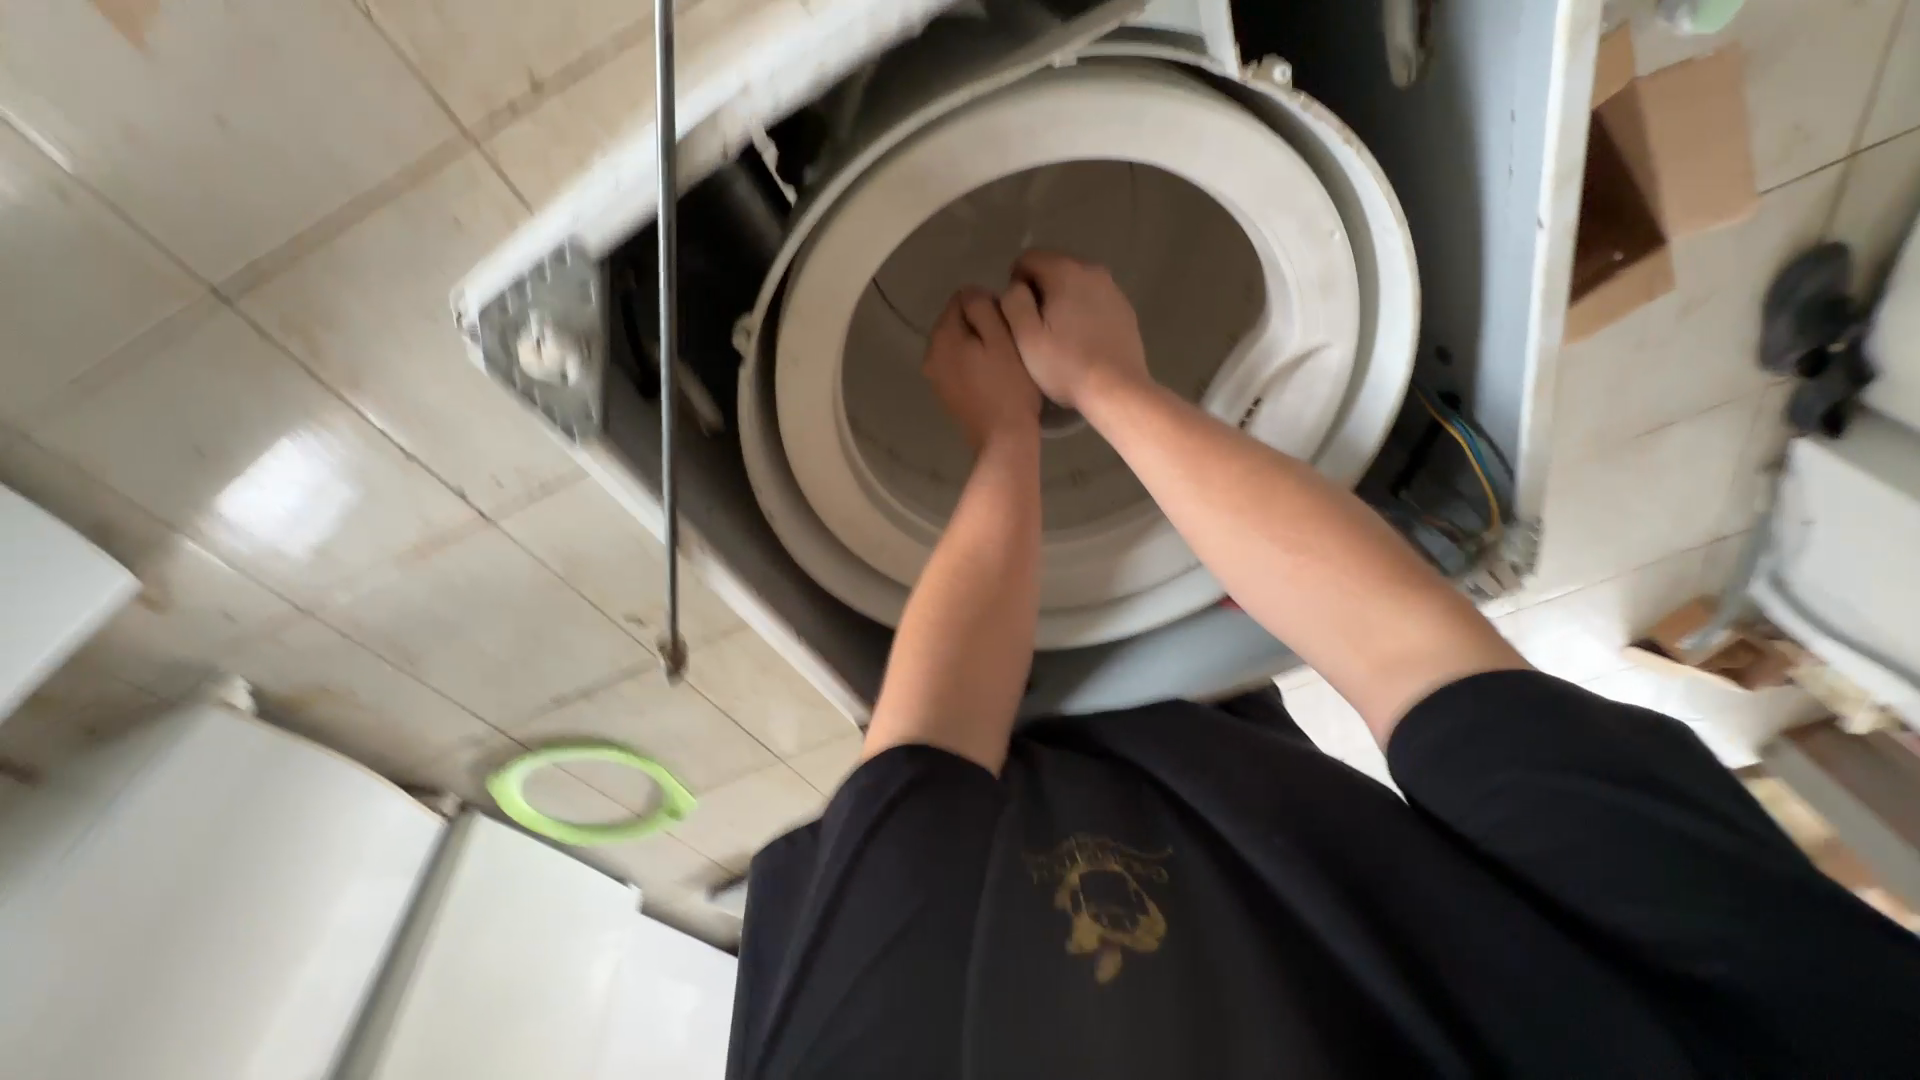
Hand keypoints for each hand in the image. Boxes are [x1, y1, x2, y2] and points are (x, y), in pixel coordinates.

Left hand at [923, 288, 1041, 449]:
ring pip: (958, 343)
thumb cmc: (1009, 385)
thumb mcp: (1002, 337)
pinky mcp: (944, 392)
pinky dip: (972, 363)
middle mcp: (930, 353)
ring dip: (977, 345)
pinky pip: (957, 364)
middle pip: (956, 321)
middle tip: (1007, 343)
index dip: (988, 304)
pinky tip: (991, 377)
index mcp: (942, 335)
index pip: (961, 297)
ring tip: (1001, 360)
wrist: (1003, 438)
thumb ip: (982, 307)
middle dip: (980, 325)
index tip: (1007, 324)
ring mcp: (934, 375)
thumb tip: (971, 294)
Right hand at [998, 250, 1150, 409]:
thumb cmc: (1065, 365)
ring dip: (1063, 300)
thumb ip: (1014, 301)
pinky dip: (1083, 311)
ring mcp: (1113, 289)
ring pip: (1076, 284)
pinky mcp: (1124, 309)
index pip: (1029, 258)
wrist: (1116, 389)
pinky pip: (1095, 300)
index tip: (1017, 313)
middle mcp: (1092, 270)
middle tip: (1036, 327)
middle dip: (1040, 290)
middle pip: (1054, 267)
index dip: (1015, 282)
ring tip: (1059, 334)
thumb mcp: (1026, 336)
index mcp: (1065, 271)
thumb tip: (1017, 287)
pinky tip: (1082, 340)